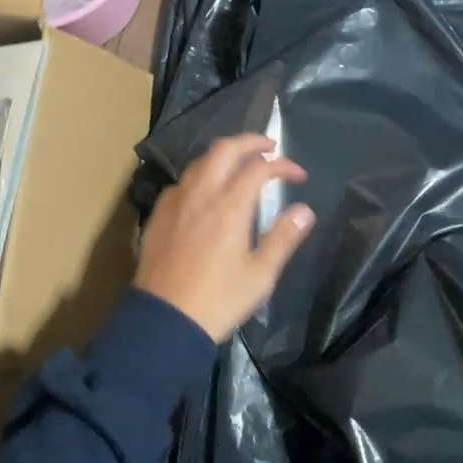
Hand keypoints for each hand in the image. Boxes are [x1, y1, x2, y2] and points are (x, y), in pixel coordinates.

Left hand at [134, 135, 314, 342]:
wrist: (164, 320)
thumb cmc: (218, 300)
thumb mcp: (260, 276)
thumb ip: (283, 238)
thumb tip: (303, 210)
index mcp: (229, 206)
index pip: (259, 168)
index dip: (282, 165)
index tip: (298, 175)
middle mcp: (200, 193)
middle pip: (224, 149)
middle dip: (250, 142)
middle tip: (269, 147)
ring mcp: (175, 201)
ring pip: (200, 161)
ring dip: (224, 154)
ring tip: (241, 163)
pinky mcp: (159, 213)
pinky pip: (183, 180)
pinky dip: (202, 173)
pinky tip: (207, 189)